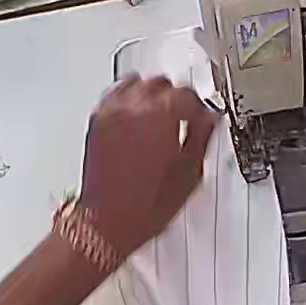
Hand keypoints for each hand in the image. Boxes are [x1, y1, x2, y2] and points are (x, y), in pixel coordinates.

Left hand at [79, 76, 218, 253]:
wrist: (107, 220)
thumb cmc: (144, 206)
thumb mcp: (189, 174)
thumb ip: (201, 138)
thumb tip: (207, 122)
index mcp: (161, 115)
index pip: (188, 96)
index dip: (200, 108)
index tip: (203, 118)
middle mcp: (134, 107)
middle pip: (162, 84)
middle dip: (178, 98)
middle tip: (187, 115)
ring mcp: (112, 112)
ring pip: (138, 84)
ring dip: (153, 94)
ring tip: (162, 113)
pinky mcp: (98, 121)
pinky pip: (116, 95)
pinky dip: (130, 98)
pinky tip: (138, 113)